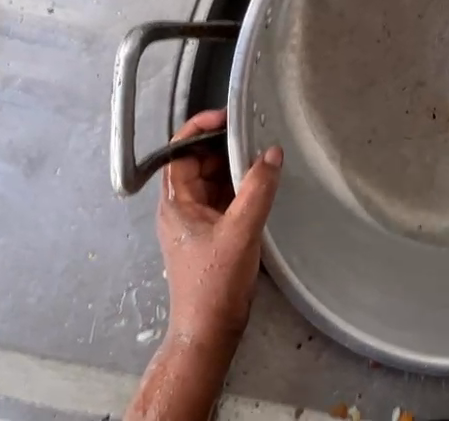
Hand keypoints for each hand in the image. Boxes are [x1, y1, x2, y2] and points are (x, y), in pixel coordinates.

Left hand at [158, 109, 281, 350]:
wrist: (210, 331)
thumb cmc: (214, 282)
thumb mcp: (240, 231)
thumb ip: (257, 189)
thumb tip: (273, 152)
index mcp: (175, 202)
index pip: (179, 151)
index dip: (198, 128)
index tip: (226, 116)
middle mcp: (182, 207)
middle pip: (199, 162)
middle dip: (224, 145)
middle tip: (254, 132)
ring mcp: (197, 221)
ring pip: (214, 179)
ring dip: (235, 165)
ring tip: (263, 152)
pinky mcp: (214, 232)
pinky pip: (226, 196)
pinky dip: (242, 185)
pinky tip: (263, 181)